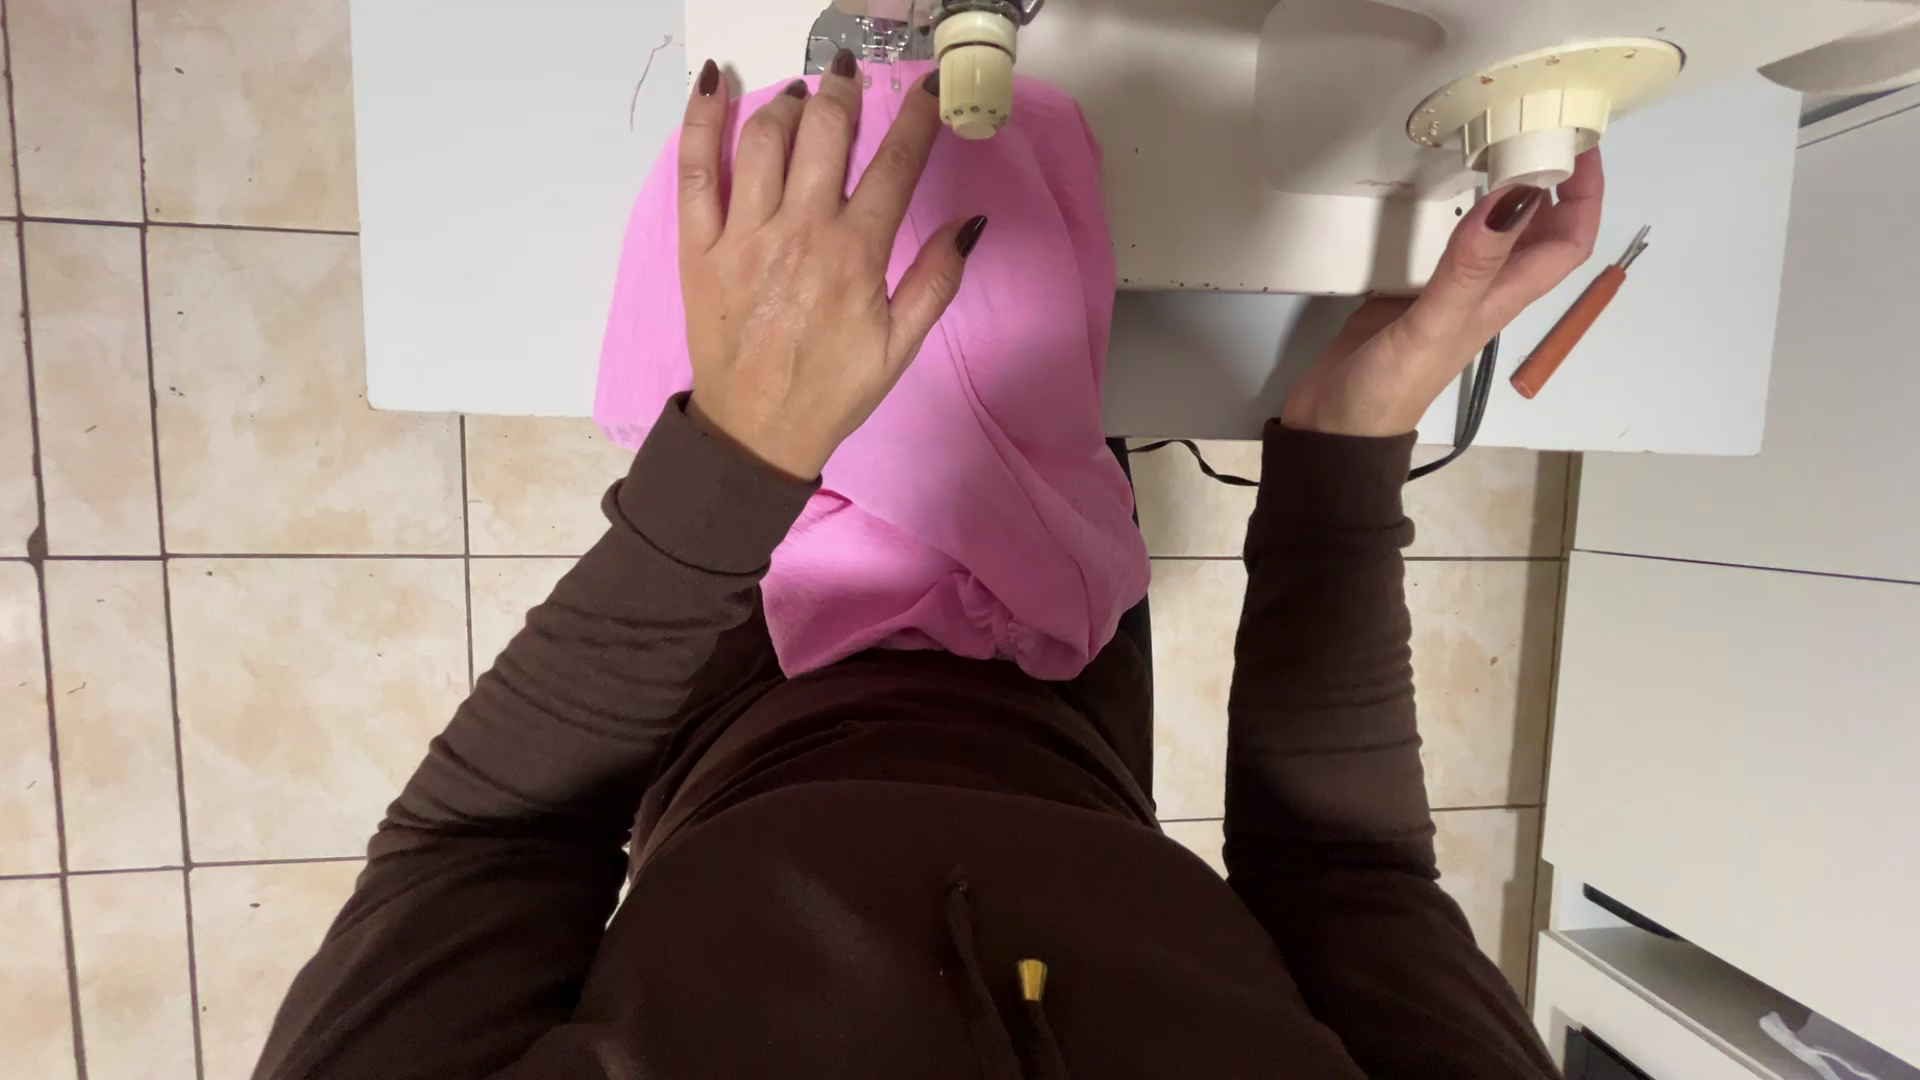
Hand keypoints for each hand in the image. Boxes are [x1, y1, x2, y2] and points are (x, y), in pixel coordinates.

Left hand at [677, 56, 987, 480]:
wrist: (758, 432)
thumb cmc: (833, 392)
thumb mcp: (900, 348)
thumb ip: (936, 282)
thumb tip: (970, 222)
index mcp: (856, 255)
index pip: (895, 166)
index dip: (916, 119)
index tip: (925, 86)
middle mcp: (801, 231)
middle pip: (825, 134)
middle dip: (844, 93)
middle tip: (849, 77)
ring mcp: (745, 235)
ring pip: (765, 139)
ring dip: (787, 104)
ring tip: (801, 97)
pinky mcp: (701, 246)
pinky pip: (695, 168)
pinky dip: (702, 117)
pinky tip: (716, 80)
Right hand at [1283, 149, 1605, 436]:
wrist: (1334, 427)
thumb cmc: (1390, 388)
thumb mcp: (1435, 326)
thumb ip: (1470, 266)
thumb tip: (1515, 194)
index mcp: (1499, 300)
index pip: (1567, 243)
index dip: (1585, 194)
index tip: (1576, 142)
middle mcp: (1476, 293)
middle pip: (1530, 234)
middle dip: (1544, 183)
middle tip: (1526, 130)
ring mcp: (1434, 294)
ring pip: (1477, 236)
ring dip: (1486, 195)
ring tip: (1476, 150)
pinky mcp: (1394, 295)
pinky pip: (1423, 247)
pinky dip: (1428, 219)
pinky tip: (1415, 198)